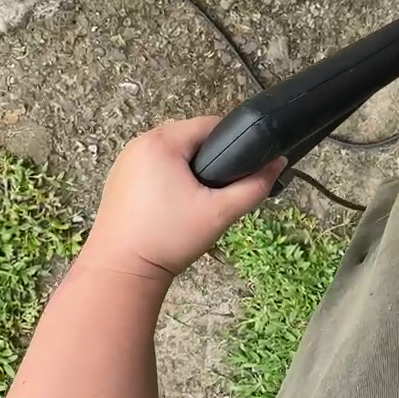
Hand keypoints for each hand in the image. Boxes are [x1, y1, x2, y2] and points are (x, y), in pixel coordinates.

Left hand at [78, 117, 285, 283]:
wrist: (121, 272)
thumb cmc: (167, 238)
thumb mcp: (222, 212)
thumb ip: (256, 184)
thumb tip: (278, 163)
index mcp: (162, 143)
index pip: (211, 125)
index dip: (233, 144)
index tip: (238, 170)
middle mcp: (139, 143)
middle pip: (192, 137)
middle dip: (211, 158)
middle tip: (220, 190)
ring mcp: (126, 161)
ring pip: (175, 151)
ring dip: (192, 167)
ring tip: (201, 197)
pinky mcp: (120, 178)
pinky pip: (156, 164)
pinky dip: (171, 176)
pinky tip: (178, 202)